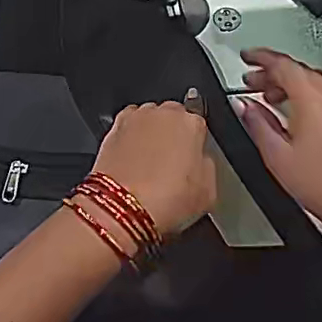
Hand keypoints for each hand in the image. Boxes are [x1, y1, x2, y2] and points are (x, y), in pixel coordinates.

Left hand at [91, 102, 216, 237]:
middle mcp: (162, 114)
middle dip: (172, 135)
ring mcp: (136, 119)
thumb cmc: (164, 199)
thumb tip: (202, 162)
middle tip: (170, 164)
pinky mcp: (113, 129)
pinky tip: (132, 161)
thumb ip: (208, 166)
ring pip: (148, 120)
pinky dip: (130, 138)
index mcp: (191, 124)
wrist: (124, 207)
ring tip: (149, 165)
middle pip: (172, 117)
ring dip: (150, 135)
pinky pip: (127, 127)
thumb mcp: (208, 192)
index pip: (198, 125)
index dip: (195, 145)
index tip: (191, 161)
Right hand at [235, 48, 321, 248]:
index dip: (260, 57)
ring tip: (268, 98)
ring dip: (288, 85)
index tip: (246, 56)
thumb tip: (246, 107)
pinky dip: (305, 97)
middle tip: (251, 79)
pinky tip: (293, 116)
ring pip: (313, 83)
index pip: (282, 63)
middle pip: (298, 71)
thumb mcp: (276, 154)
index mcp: (311, 96)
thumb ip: (256, 123)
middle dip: (271, 72)